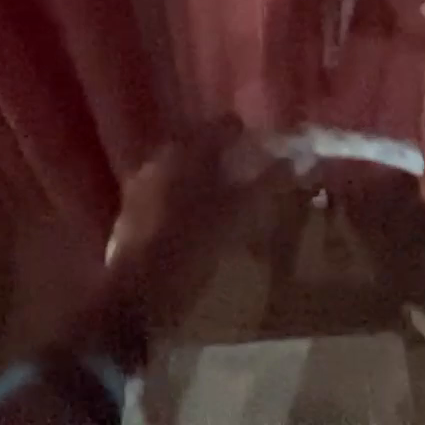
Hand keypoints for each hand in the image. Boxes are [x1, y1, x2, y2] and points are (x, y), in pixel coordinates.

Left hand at [6, 118, 286, 360]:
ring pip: (181, 173)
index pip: (225, 126)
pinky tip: (195, 225)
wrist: (135, 300)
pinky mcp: (129, 215)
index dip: (248, 137)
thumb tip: (295, 160)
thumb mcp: (239, 215)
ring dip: (202, 182)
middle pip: (201, 148)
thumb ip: (268, 182)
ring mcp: (140, 187)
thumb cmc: (192, 248)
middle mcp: (160, 159)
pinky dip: (183, 203)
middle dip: (224, 160)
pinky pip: (165, 196)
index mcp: (187, 150)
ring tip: (223, 206)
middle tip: (247, 180)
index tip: (265, 153)